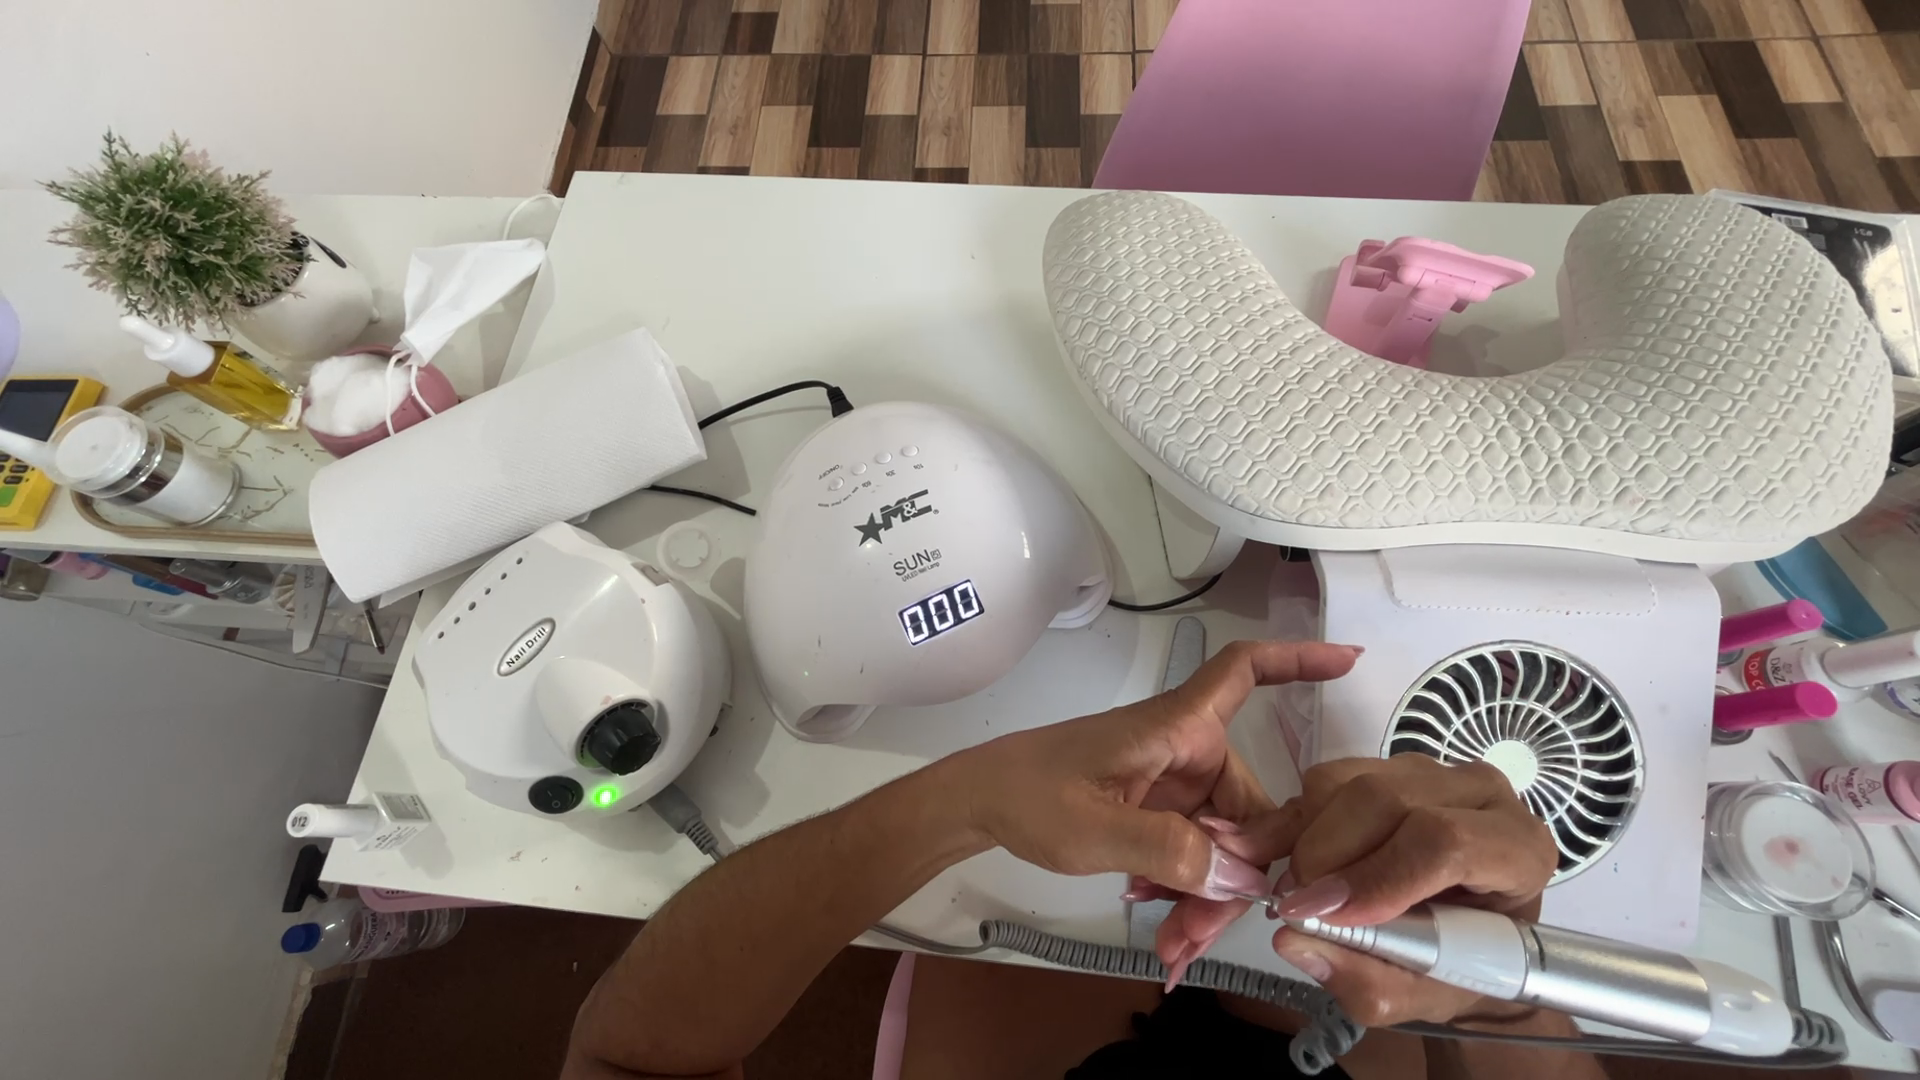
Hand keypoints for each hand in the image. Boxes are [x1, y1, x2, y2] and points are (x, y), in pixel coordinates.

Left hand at [951, 639, 1361, 899]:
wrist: (983, 801)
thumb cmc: (1032, 795)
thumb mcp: (1097, 829)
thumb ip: (1170, 851)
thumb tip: (1244, 878)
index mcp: (1174, 729)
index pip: (1241, 673)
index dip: (1295, 659)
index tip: (1349, 659)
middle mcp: (1184, 751)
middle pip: (1248, 806)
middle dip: (1239, 874)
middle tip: (1200, 935)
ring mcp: (1172, 783)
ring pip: (1224, 842)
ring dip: (1207, 896)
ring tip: (1177, 948)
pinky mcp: (1157, 809)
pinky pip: (1195, 851)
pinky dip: (1187, 889)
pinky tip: (1169, 930)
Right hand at [1248, 755, 1558, 1026]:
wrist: (1466, 934)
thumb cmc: (1464, 964)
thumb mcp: (1427, 994)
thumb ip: (1368, 980)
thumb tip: (1293, 941)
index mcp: (1517, 850)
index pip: (1443, 842)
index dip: (1376, 875)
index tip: (1320, 914)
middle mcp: (1476, 793)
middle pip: (1382, 800)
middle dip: (1324, 854)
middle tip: (1293, 903)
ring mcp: (1423, 771)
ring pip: (1342, 784)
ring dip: (1301, 836)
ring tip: (1287, 886)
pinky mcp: (1377, 764)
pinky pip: (1320, 781)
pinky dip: (1289, 819)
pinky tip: (1271, 852)